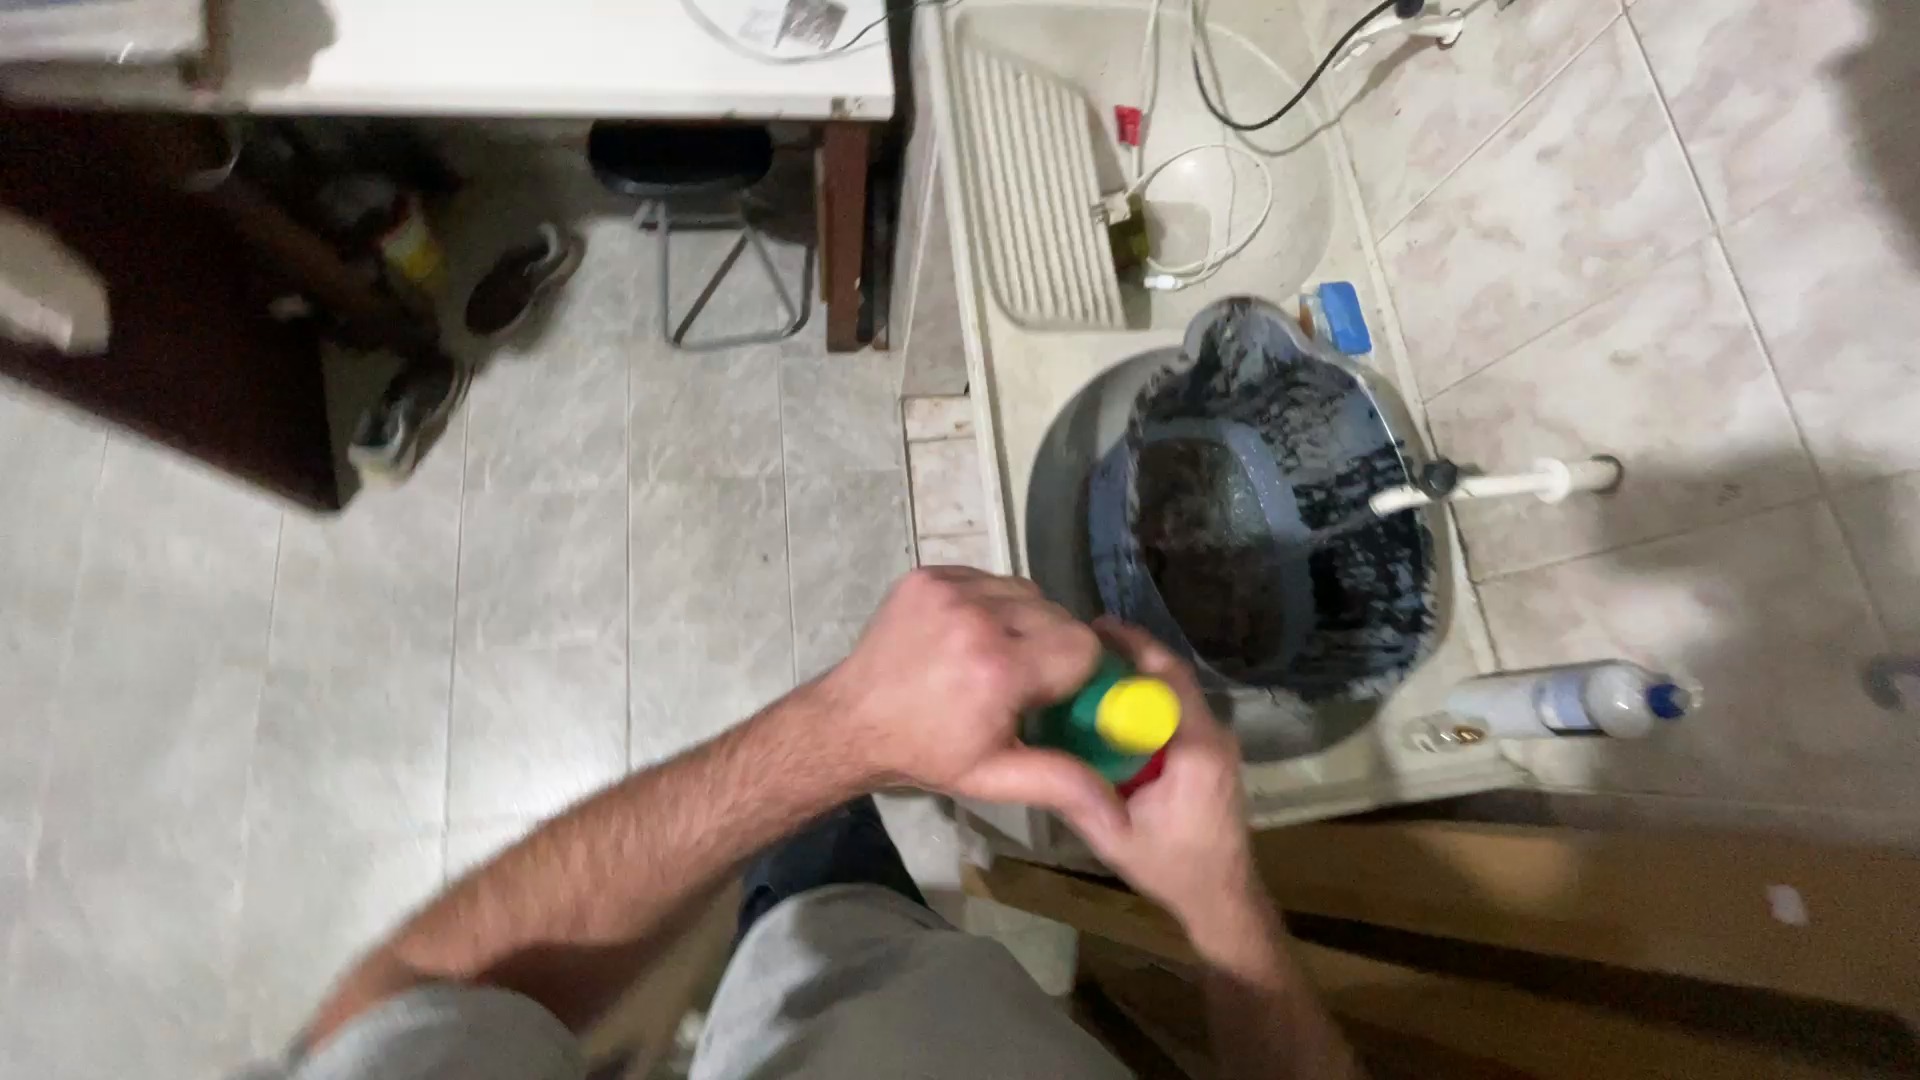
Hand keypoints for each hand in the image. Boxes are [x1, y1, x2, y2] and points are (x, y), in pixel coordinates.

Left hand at [816, 567, 1126, 835]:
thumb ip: (1061, 783)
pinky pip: (989, 578)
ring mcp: (948, 590)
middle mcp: (977, 618)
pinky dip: (990, 600)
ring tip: (994, 651)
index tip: (1050, 693)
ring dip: (1024, 619)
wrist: (850, 720)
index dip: (1075, 672)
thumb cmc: (927, 752)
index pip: (1082, 645)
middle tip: (1021, 678)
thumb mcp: (993, 777)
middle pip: (1058, 615)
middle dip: (1051, 646)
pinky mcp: (927, 575)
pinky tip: (969, 631)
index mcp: (998, 669)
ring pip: (1026, 591)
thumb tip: (1120, 814)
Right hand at [1063, 619, 1260, 930]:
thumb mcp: (1112, 836)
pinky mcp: (1213, 752)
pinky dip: (1150, 695)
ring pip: (1178, 690)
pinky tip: (1117, 701)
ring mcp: (1218, 743)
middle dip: (1133, 651)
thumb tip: (1039, 751)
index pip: (1169, 677)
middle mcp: (1214, 735)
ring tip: (1095, 664)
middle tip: (1087, 640)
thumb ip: (1078, 794)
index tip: (1097, 626)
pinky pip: (1180, 709)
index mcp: (1196, 748)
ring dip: (1141, 672)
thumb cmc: (1171, 868)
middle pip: (1173, 676)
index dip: (1135, 644)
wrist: (1223, 899)